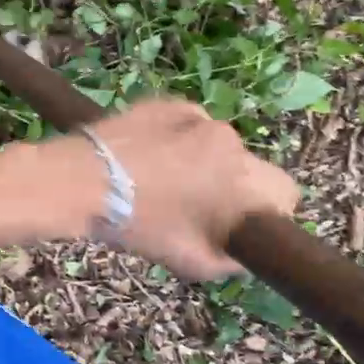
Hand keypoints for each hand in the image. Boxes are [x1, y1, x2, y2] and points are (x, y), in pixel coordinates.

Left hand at [62, 98, 300, 280]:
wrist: (77, 179)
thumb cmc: (137, 223)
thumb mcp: (190, 261)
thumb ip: (230, 262)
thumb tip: (239, 256)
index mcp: (247, 180)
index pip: (285, 194)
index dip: (266, 212)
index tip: (236, 223)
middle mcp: (230, 142)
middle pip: (248, 166)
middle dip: (232, 185)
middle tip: (194, 203)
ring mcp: (195, 116)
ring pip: (216, 143)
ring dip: (203, 158)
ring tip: (162, 177)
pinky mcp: (163, 102)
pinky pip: (185, 121)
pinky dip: (177, 135)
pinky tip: (149, 151)